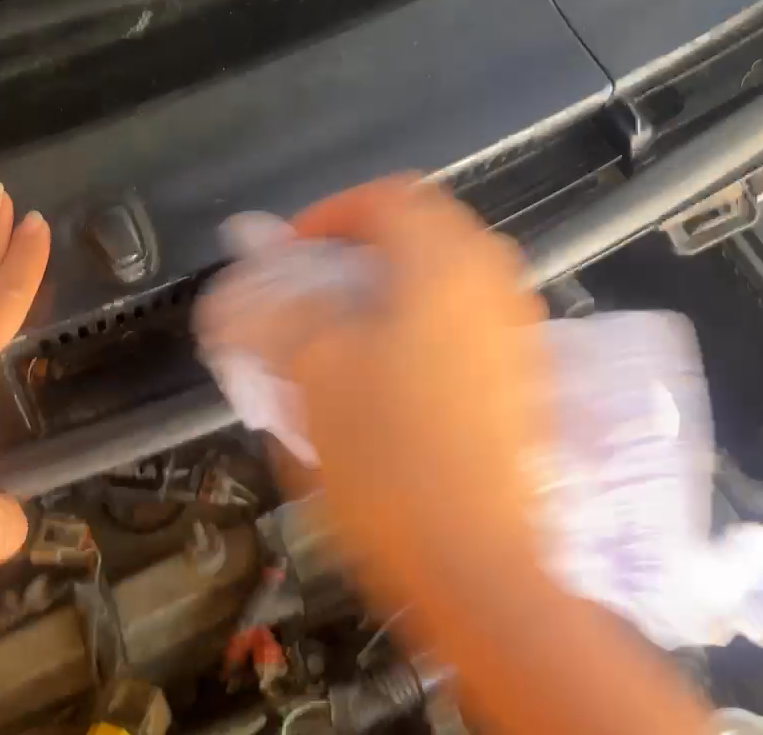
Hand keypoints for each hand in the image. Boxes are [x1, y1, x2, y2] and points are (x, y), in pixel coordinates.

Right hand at [283, 178, 553, 615]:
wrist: (479, 566)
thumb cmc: (389, 461)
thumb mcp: (313, 373)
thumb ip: (271, 308)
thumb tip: (238, 273)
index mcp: (442, 264)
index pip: (383, 197)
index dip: (325, 216)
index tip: (286, 257)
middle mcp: (491, 282)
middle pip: (419, 229)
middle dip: (358, 249)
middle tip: (312, 288)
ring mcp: (518, 327)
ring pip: (444, 275)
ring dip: (389, 285)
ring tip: (342, 333)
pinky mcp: (525, 372)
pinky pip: (465, 316)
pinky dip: (421, 320)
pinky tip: (389, 373)